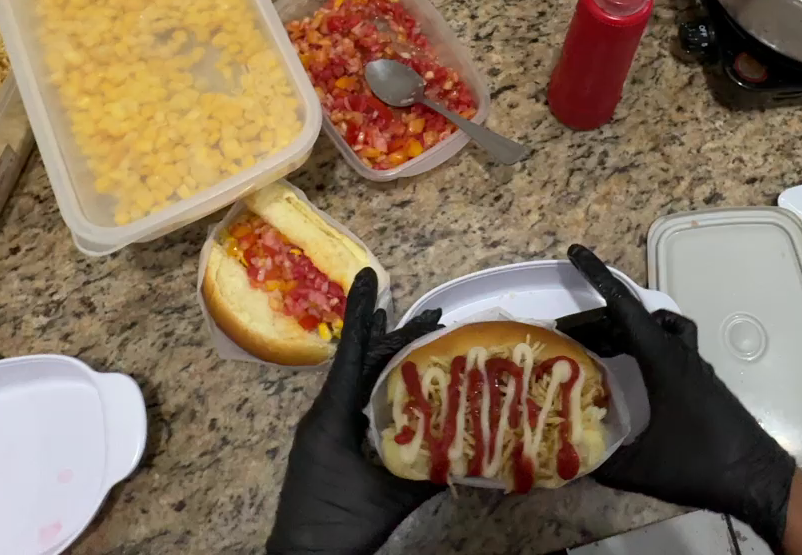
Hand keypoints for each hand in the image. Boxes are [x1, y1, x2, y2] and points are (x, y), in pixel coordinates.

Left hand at [265, 269, 443, 554]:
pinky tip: (397, 375)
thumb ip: (427, 476)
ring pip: (360, 377)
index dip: (362, 311)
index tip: (369, 273)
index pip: (352, 353)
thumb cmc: (336, 530)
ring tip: (413, 327)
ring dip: (385, 353)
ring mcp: (326, 426)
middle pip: (363, 361)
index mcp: (332, 416)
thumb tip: (474, 454)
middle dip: (395, 334)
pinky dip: (378, 379)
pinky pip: (356, 397)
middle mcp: (326, 412)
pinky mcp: (331, 441)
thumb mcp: (386, 503)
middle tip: (433, 317)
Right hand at [567, 244, 797, 552]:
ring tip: (595, 350)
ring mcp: (691, 363)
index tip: (576, 252)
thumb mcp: (645, 469)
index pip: (624, 306)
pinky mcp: (699, 378)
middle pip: (633, 317)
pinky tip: (633, 372)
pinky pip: (665, 344)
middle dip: (599, 317)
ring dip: (623, 330)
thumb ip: (603, 463)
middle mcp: (677, 351)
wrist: (758, 479)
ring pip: (652, 328)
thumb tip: (569, 459)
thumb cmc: (703, 465)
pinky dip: (645, 345)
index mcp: (662, 358)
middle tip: (569, 331)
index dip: (597, 276)